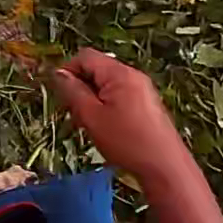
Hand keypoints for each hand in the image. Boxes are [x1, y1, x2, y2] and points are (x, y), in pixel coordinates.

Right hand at [45, 49, 192, 186]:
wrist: (164, 165)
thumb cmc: (126, 141)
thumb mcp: (91, 116)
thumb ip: (73, 91)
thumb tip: (58, 73)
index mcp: (119, 73)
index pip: (85, 56)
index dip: (67, 71)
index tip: (59, 94)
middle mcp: (133, 75)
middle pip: (97, 70)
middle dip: (80, 88)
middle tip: (73, 114)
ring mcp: (142, 89)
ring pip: (107, 85)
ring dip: (91, 100)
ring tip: (88, 125)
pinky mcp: (146, 104)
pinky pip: (119, 96)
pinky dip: (106, 107)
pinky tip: (105, 129)